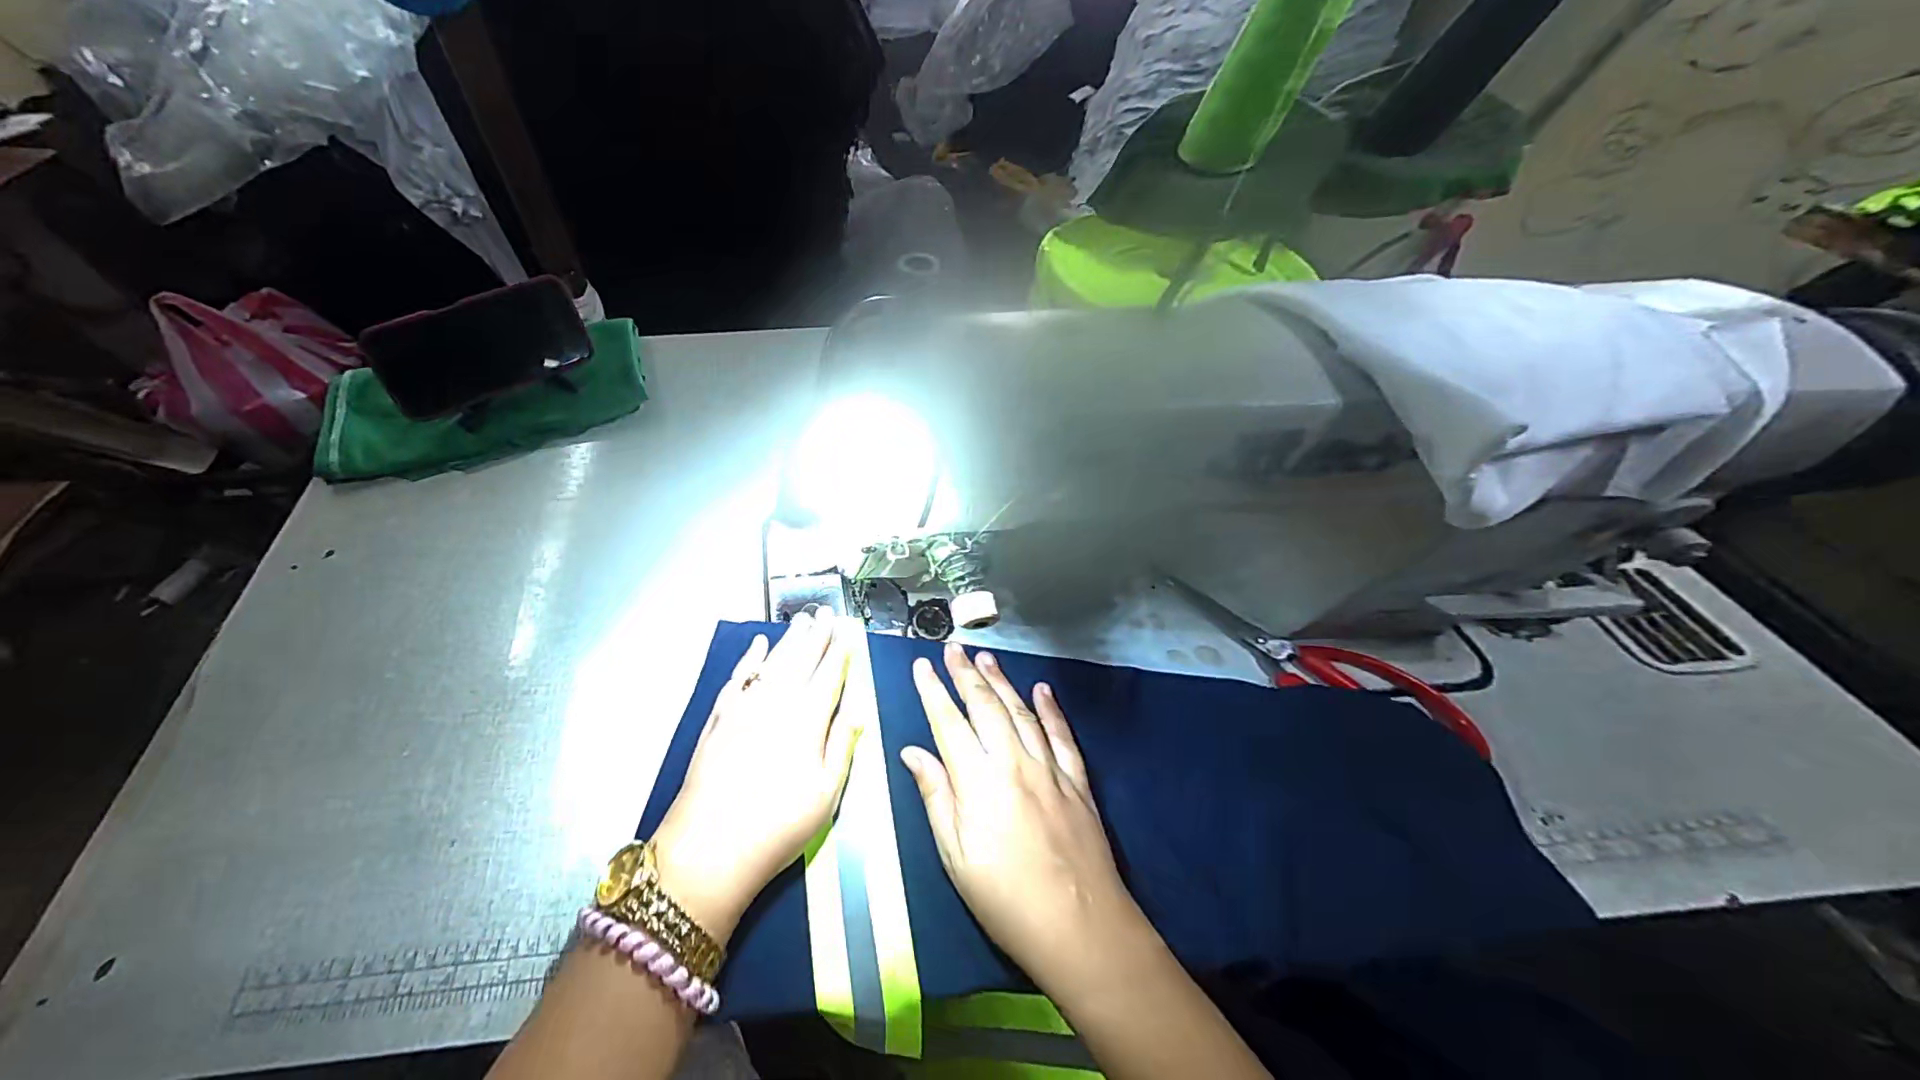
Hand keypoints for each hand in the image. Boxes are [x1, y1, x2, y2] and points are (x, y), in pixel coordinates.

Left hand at [651, 611, 858, 942]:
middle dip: (817, 636)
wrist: (708, 851)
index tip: (848, 633)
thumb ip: (841, 745)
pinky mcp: (718, 722)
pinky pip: (737, 680)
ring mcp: (743, 711)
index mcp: (806, 722)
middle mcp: (774, 707)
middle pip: (800, 662)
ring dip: (789, 641)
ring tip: (802, 622)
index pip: (829, 677)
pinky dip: (749, 661)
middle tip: (827, 614)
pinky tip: (758, 648)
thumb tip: (854, 710)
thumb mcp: (826, 794)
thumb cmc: (776, 828)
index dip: (840, 653)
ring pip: (772, 665)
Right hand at [902, 644, 1150, 989]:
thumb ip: (936, 797)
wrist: (1079, 925)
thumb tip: (912, 753)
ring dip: (1003, 682)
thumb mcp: (956, 856)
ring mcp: (1050, 769)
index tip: (923, 667)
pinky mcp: (1078, 781)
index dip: (934, 693)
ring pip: (1022, 713)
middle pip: (986, 708)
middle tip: (952, 649)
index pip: (950, 725)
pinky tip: (1043, 690)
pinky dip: (1052, 709)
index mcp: (978, 782)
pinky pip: (1062, 735)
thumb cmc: (1005, 898)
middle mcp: (1014, 763)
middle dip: (966, 675)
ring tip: (987, 659)